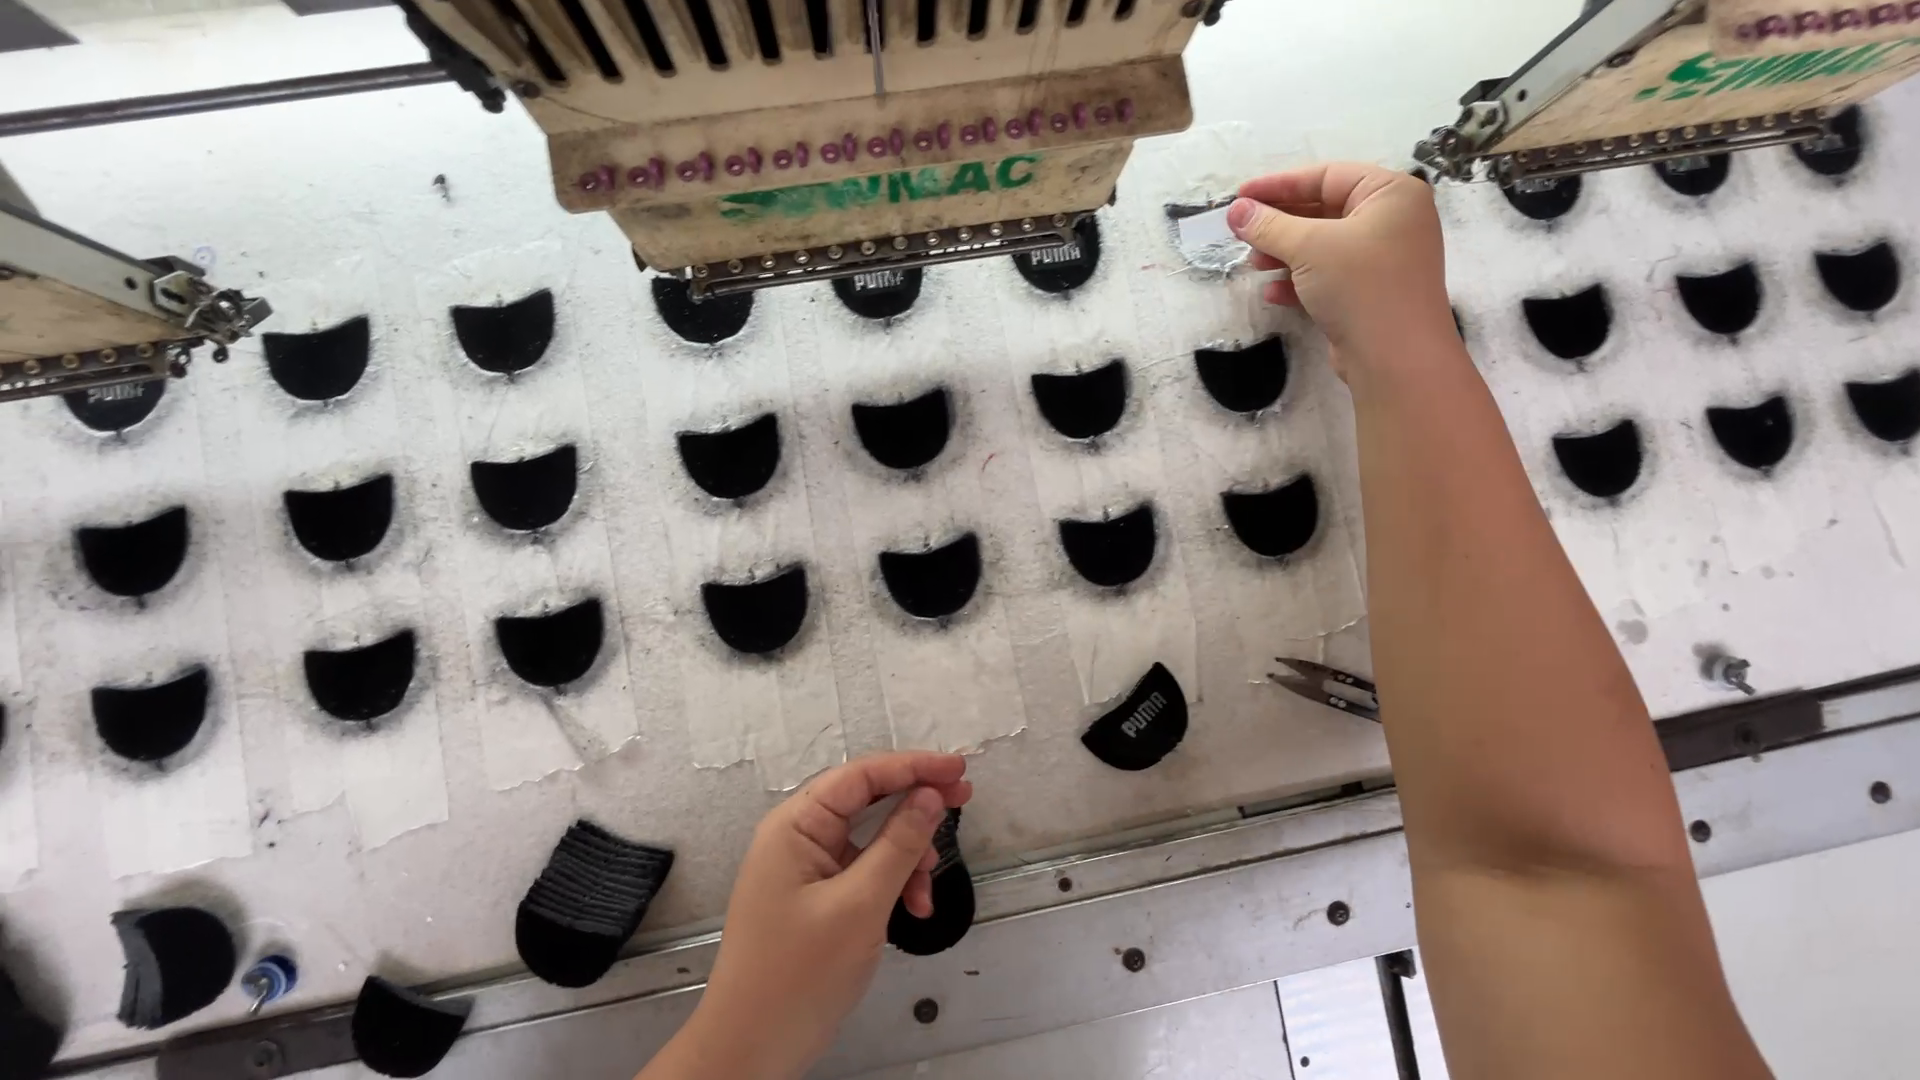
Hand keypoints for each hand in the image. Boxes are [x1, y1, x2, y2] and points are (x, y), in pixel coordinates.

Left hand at [638, 752, 972, 1079]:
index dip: (913, 766)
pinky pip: (863, 871)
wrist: (751, 1050)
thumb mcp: (860, 905)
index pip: (862, 775)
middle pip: (867, 801)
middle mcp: (799, 835)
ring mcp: (807, 867)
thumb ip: (899, 844)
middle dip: (916, 804)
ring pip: (871, 840)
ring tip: (927, 891)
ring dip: (907, 857)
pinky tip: (913, 910)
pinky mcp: (816, 896)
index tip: (959, 767)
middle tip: (963, 802)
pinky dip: (892, 884)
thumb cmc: (800, 973)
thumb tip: (930, 795)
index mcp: (796, 824)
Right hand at [1228, 163, 1455, 381]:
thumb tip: (1236, 211)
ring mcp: (1381, 259)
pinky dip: (1299, 281)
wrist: (1395, 358)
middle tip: (1242, 234)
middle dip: (1279, 224)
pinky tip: (1273, 292)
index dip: (1279, 185)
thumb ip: (1269, 226)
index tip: (1240, 196)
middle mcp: (1391, 221)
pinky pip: (1328, 276)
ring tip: (1254, 265)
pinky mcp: (1369, 293)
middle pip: (1323, 211)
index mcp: (1390, 194)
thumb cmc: (1360, 287)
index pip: (1326, 177)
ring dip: (1284, 254)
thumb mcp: (1309, 248)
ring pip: (1322, 246)